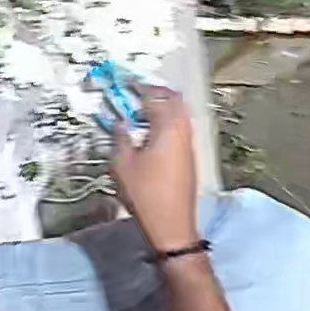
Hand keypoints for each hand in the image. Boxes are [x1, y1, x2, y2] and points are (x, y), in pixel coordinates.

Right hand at [110, 85, 198, 251]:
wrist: (172, 226)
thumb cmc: (145, 194)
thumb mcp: (122, 165)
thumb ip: (120, 138)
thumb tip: (120, 124)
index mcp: (168, 128)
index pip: (155, 97)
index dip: (139, 88)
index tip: (125, 84)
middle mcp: (183, 131)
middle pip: (175, 100)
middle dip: (156, 93)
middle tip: (136, 94)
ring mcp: (189, 145)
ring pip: (180, 115)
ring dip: (162, 109)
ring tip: (140, 115)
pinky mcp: (189, 157)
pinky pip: (180, 129)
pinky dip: (166, 123)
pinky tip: (150, 135)